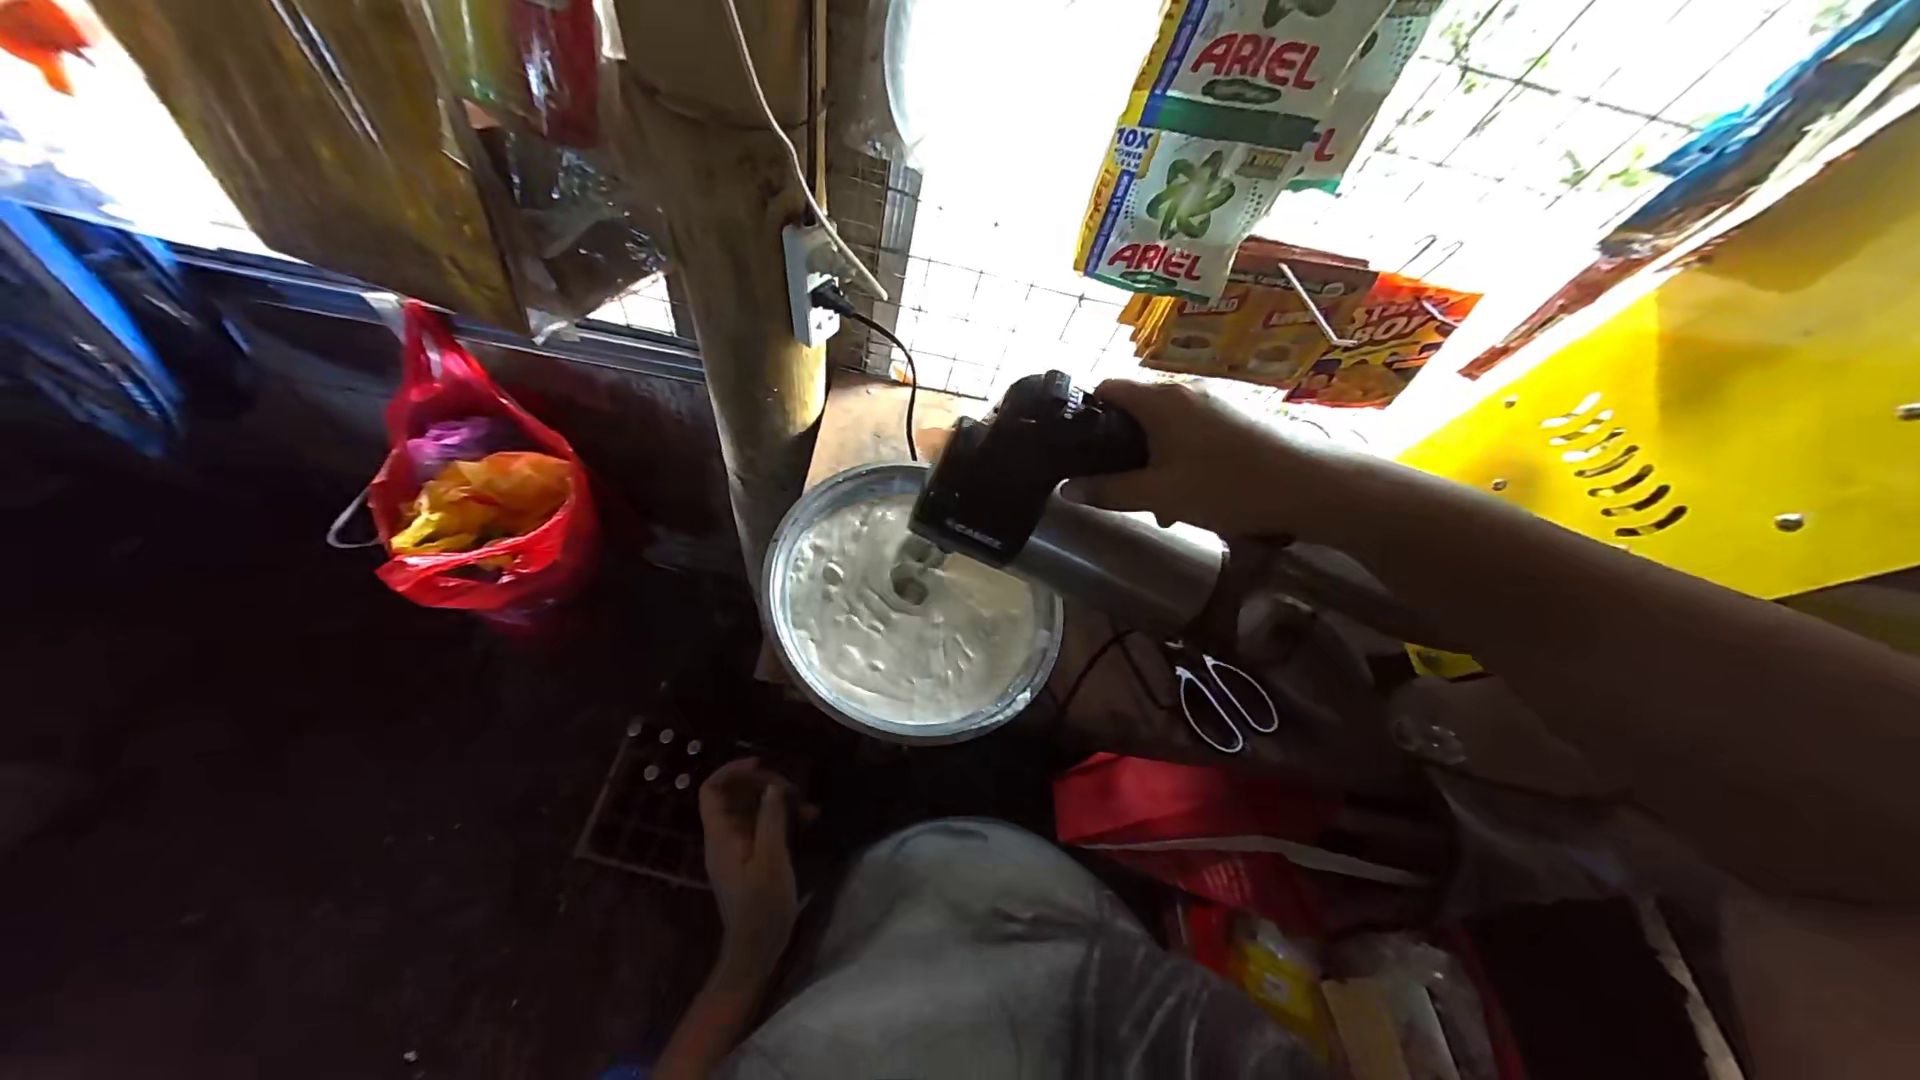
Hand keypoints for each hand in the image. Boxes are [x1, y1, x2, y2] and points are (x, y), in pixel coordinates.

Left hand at [698, 758, 798, 978]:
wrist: (758, 950)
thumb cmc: (762, 906)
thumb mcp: (771, 860)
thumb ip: (771, 820)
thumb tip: (773, 786)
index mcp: (720, 836)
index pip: (712, 790)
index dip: (732, 771)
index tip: (762, 764)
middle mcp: (724, 838)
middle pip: (734, 795)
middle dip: (762, 783)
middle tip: (792, 787)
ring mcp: (738, 848)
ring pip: (751, 809)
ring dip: (776, 801)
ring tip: (806, 804)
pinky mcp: (752, 857)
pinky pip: (762, 826)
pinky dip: (782, 818)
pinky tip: (808, 820)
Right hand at [1066, 379, 1338, 537]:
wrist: (1312, 487)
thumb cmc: (1228, 485)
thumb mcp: (1160, 495)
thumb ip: (1109, 491)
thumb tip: (1065, 489)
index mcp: (1161, 400)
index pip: (1106, 388)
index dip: (1085, 413)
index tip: (1076, 446)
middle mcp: (1185, 392)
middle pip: (1133, 409)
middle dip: (1118, 446)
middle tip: (1112, 482)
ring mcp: (1213, 404)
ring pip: (1162, 427)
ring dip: (1149, 460)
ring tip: (1151, 499)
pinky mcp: (1234, 421)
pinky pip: (1188, 434)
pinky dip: (1176, 459)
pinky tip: (1186, 496)